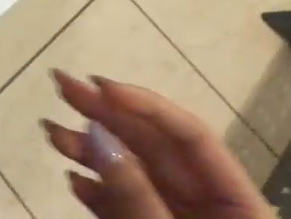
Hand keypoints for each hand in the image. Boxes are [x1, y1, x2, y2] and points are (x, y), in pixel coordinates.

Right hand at [42, 71, 275, 218]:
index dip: (144, 104)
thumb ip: (136, 194)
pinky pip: (126, 206)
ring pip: (134, 173)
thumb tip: (95, 133)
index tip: (99, 83)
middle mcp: (211, 205)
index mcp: (239, 205)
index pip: (191, 135)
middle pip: (154, 147)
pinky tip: (74, 180)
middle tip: (60, 83)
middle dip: (103, 117)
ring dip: (90, 151)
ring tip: (50, 132)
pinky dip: (99, 192)